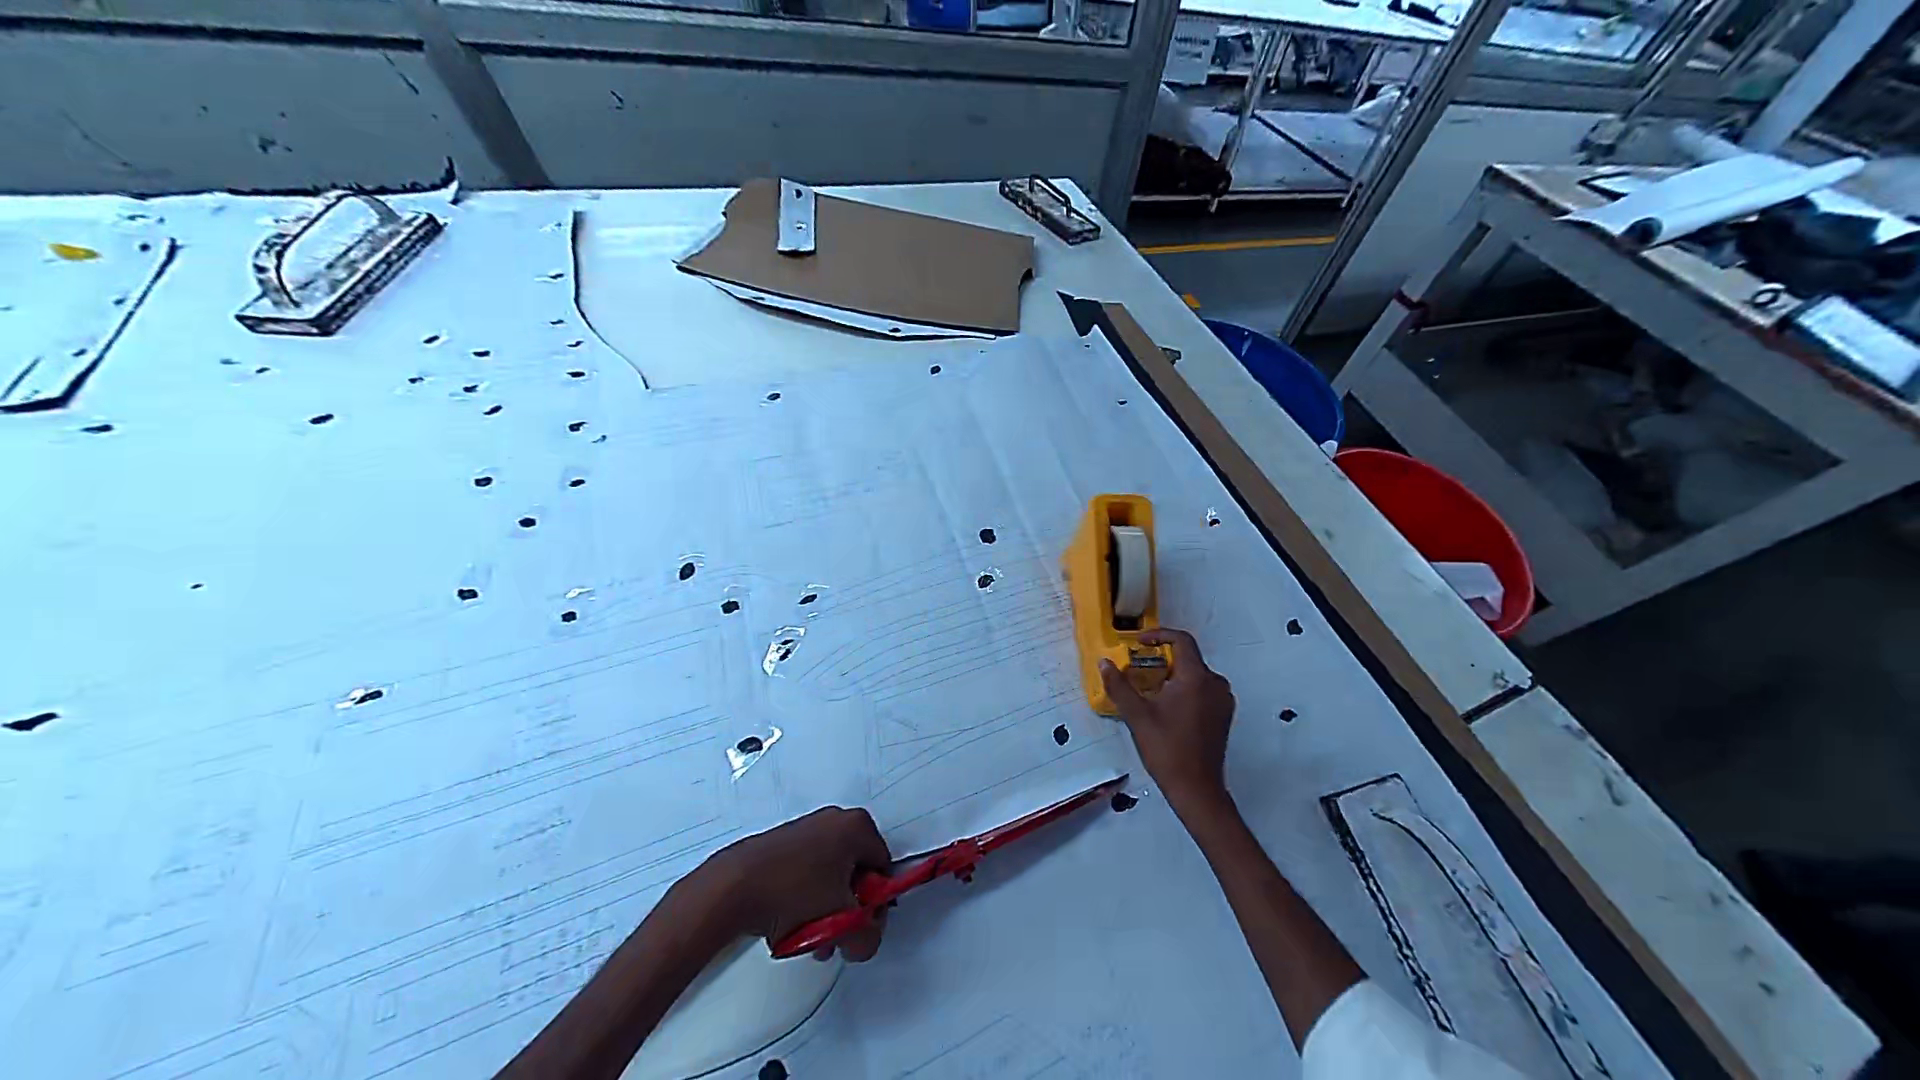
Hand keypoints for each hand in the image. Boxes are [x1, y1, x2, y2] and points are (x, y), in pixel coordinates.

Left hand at [704, 806, 893, 961]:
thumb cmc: (790, 891)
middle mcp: (834, 820)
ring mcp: (806, 830)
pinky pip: (807, 876)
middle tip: (835, 933)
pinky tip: (790, 926)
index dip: (876, 904)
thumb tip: (864, 941)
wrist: (731, 889)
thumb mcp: (843, 923)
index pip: (884, 869)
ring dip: (825, 911)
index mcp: (857, 826)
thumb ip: (868, 937)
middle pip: (856, 874)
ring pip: (830, 879)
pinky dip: (804, 900)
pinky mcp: (782, 846)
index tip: (862, 924)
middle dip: (848, 910)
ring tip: (808, 936)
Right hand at [1100, 628, 1234, 812]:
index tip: (1140, 642)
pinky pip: (1204, 690)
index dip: (1160, 635)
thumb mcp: (1137, 716)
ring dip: (1173, 675)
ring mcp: (1223, 700)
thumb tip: (1104, 663)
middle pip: (1188, 658)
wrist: (1196, 788)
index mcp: (1196, 679)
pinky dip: (1185, 689)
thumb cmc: (1166, 749)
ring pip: (1196, 675)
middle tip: (1139, 669)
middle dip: (1163, 659)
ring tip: (1150, 689)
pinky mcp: (1224, 715)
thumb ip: (1119, 685)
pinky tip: (1167, 706)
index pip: (1182, 641)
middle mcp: (1215, 684)